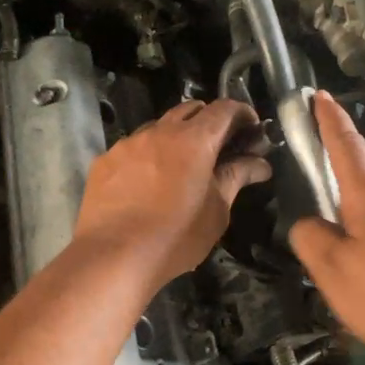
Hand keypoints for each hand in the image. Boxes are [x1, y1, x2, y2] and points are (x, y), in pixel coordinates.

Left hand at [75, 99, 271, 289]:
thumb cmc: (176, 236)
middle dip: (209, 121)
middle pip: (189, 110)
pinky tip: (146, 182)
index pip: (224, 109)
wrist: (114, 255)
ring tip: (180, 166)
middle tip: (219, 147)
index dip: (242, 114)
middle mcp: (159, 132)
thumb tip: (260, 163)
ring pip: (158, 127)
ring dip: (175, 138)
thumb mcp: (216, 211)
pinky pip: (132, 148)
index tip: (252, 129)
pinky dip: (147, 156)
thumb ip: (236, 178)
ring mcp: (128, 144)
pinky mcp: (104, 161)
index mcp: (194, 140)